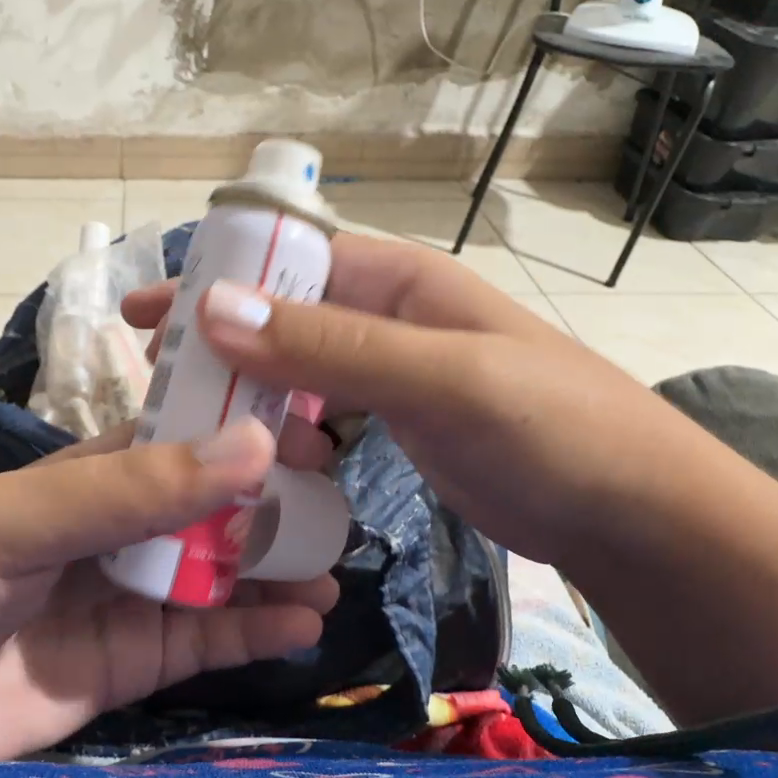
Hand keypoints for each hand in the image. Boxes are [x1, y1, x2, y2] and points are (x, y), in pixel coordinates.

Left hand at [0, 419, 337, 775]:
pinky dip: (254, 630)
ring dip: (272, 569)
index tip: (311, 429)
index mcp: (85, 477)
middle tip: (334, 505)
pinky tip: (305, 621)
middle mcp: (114, 532)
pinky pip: (205, 640)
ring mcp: (125, 601)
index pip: (179, 439)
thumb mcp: (17, 520)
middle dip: (270, 503)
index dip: (242, 430)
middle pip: (210, 508)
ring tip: (330, 565)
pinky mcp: (131, 667)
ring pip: (217, 575)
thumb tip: (254, 445)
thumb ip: (130, 488)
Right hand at [123, 231, 723, 565]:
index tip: (143, 321)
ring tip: (204, 441)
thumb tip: (214, 309)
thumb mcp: (443, 380)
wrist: (634, 515)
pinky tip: (265, 471)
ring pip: (295, 374)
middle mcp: (387, 318)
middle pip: (280, 319)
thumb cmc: (554, 430)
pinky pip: (321, 419)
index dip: (211, 282)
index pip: (285, 262)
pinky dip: (286, 439)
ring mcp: (392, 376)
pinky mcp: (397, 428)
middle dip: (218, 350)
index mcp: (399, 282)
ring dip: (249, 401)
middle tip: (156, 395)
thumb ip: (333, 347)